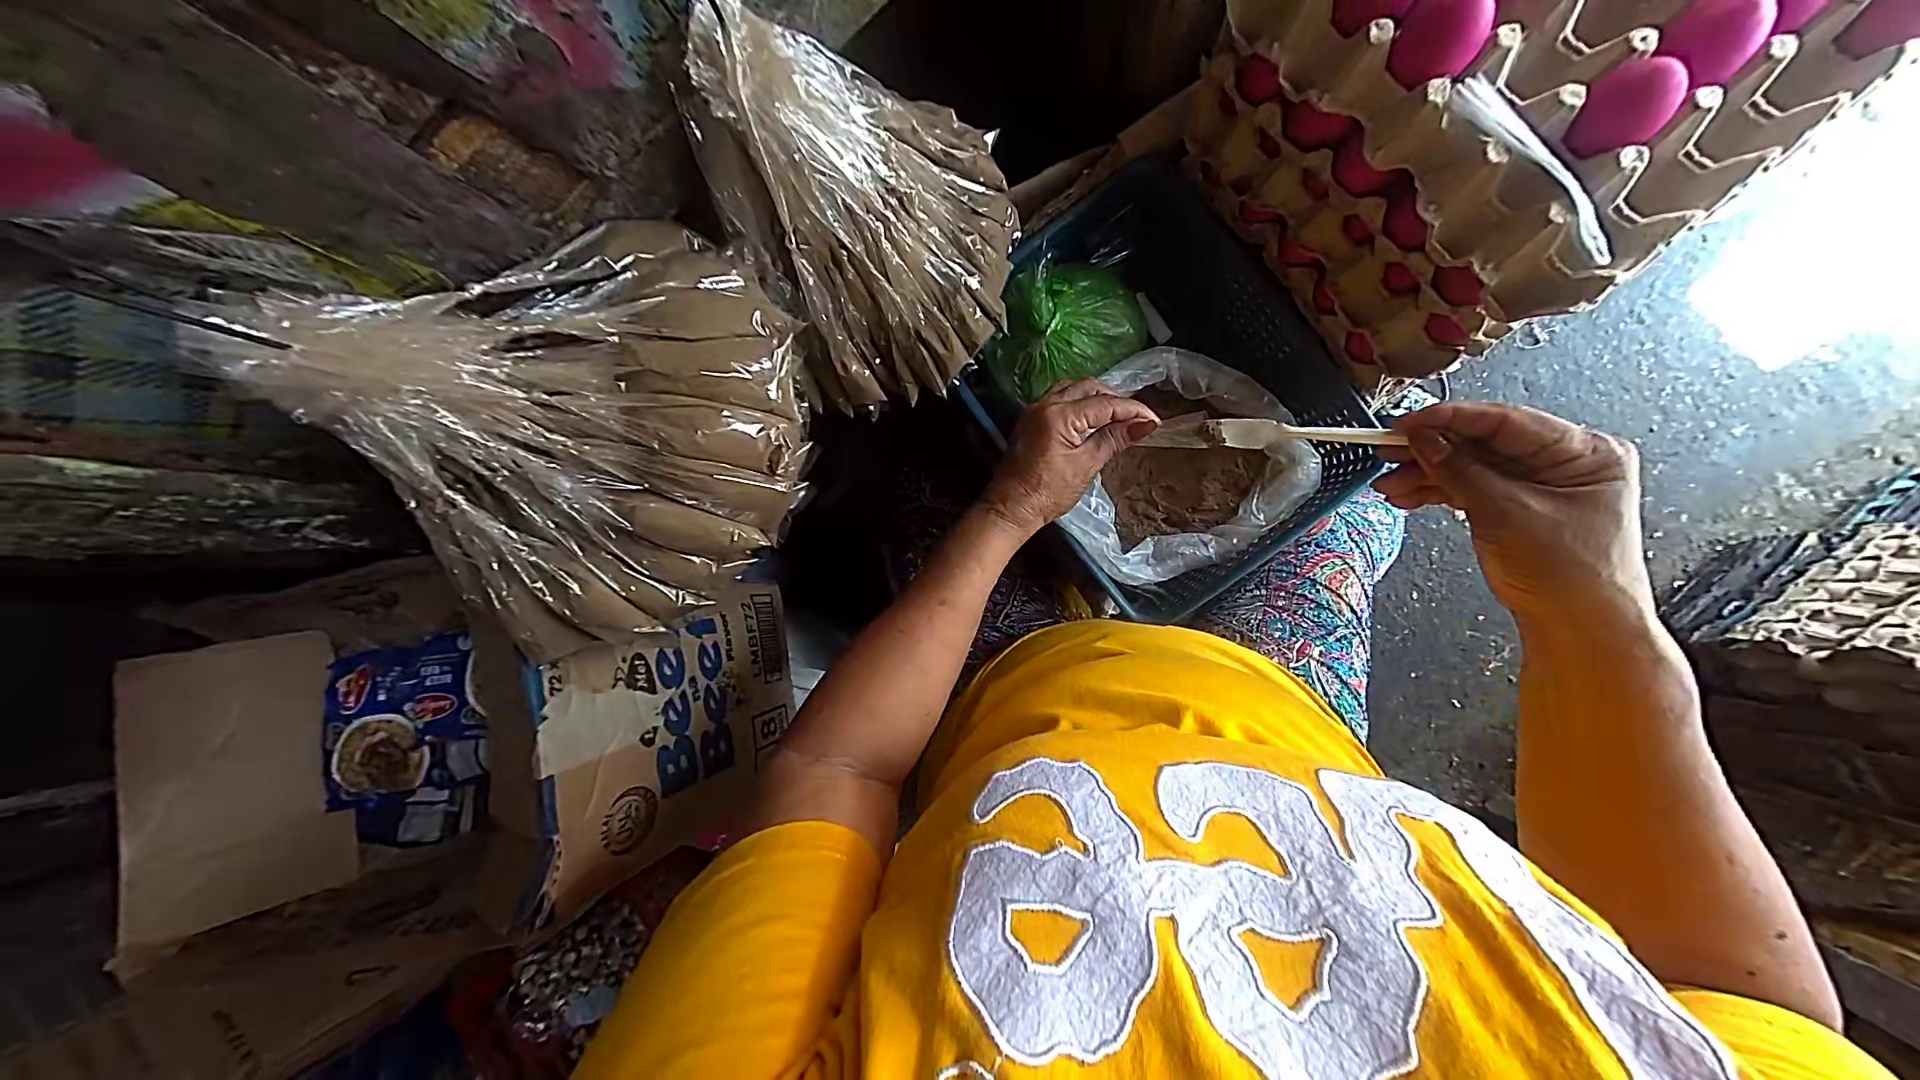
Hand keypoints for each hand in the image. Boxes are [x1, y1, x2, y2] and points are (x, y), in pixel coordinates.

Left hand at [979, 380, 1159, 535]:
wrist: (1010, 509)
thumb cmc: (1047, 493)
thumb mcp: (1086, 465)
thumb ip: (1114, 439)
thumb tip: (1146, 425)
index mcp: (1058, 415)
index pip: (1104, 403)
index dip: (1133, 410)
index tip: (1153, 420)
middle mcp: (1044, 404)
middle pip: (1088, 388)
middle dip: (1116, 399)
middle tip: (1137, 418)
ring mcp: (1034, 410)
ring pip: (1072, 390)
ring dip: (1096, 398)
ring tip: (1117, 416)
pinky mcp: (1029, 420)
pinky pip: (1058, 400)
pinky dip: (1079, 404)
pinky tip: (1091, 419)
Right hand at [1372, 402, 1651, 623]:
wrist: (1578, 626)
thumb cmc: (1570, 576)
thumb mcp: (1506, 514)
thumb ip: (1460, 471)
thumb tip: (1424, 439)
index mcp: (1585, 452)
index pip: (1505, 421)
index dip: (1450, 419)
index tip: (1408, 423)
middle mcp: (1563, 462)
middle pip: (1482, 443)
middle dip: (1430, 450)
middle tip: (1389, 451)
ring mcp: (1538, 484)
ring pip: (1469, 465)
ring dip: (1425, 474)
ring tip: (1390, 483)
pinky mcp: (1515, 504)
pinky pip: (1468, 486)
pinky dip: (1436, 490)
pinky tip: (1407, 495)